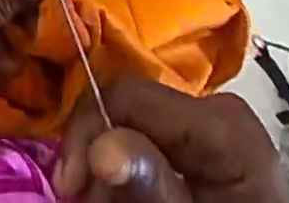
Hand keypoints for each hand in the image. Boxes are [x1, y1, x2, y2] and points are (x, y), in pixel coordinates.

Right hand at [52, 76, 288, 202]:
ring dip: (106, 162)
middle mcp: (214, 107)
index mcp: (220, 122)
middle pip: (127, 107)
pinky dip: (128, 166)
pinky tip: (121, 194)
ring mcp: (211, 122)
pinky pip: (151, 137)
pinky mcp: (205, 141)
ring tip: (97, 202)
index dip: (88, 131)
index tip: (67, 187)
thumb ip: (151, 187)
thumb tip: (100, 148)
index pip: (128, 96)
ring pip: (132, 122)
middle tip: (78, 201)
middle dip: (94, 151)